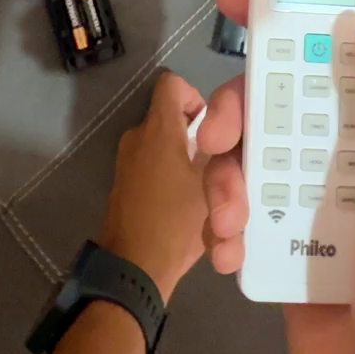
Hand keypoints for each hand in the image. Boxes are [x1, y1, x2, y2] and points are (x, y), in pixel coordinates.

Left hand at [98, 70, 210, 301]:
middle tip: (219, 167)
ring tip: (207, 193)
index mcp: (157, 128)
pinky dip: (173, 178)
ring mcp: (128, 161)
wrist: (133, 268)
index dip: (196, 97)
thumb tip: (228, 139)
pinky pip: (154, 166)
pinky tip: (190, 208)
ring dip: (187, 163)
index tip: (212, 128)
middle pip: (172, 119)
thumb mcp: (212, 187)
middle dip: (198, 138)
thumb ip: (222, 156)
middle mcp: (138, 137)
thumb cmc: (175, 222)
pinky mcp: (126, 184)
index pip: (172, 84)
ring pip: (165, 146)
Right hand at [199, 0, 354, 353]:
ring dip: (224, 176)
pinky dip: (225, 224)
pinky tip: (231, 252)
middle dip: (239, 109)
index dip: (293, 21)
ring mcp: (313, 206)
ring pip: (250, 154)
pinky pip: (240, 212)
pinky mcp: (285, 249)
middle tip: (218, 133)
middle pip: (278, 101)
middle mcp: (349, 162)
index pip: (340, 59)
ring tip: (230, 219)